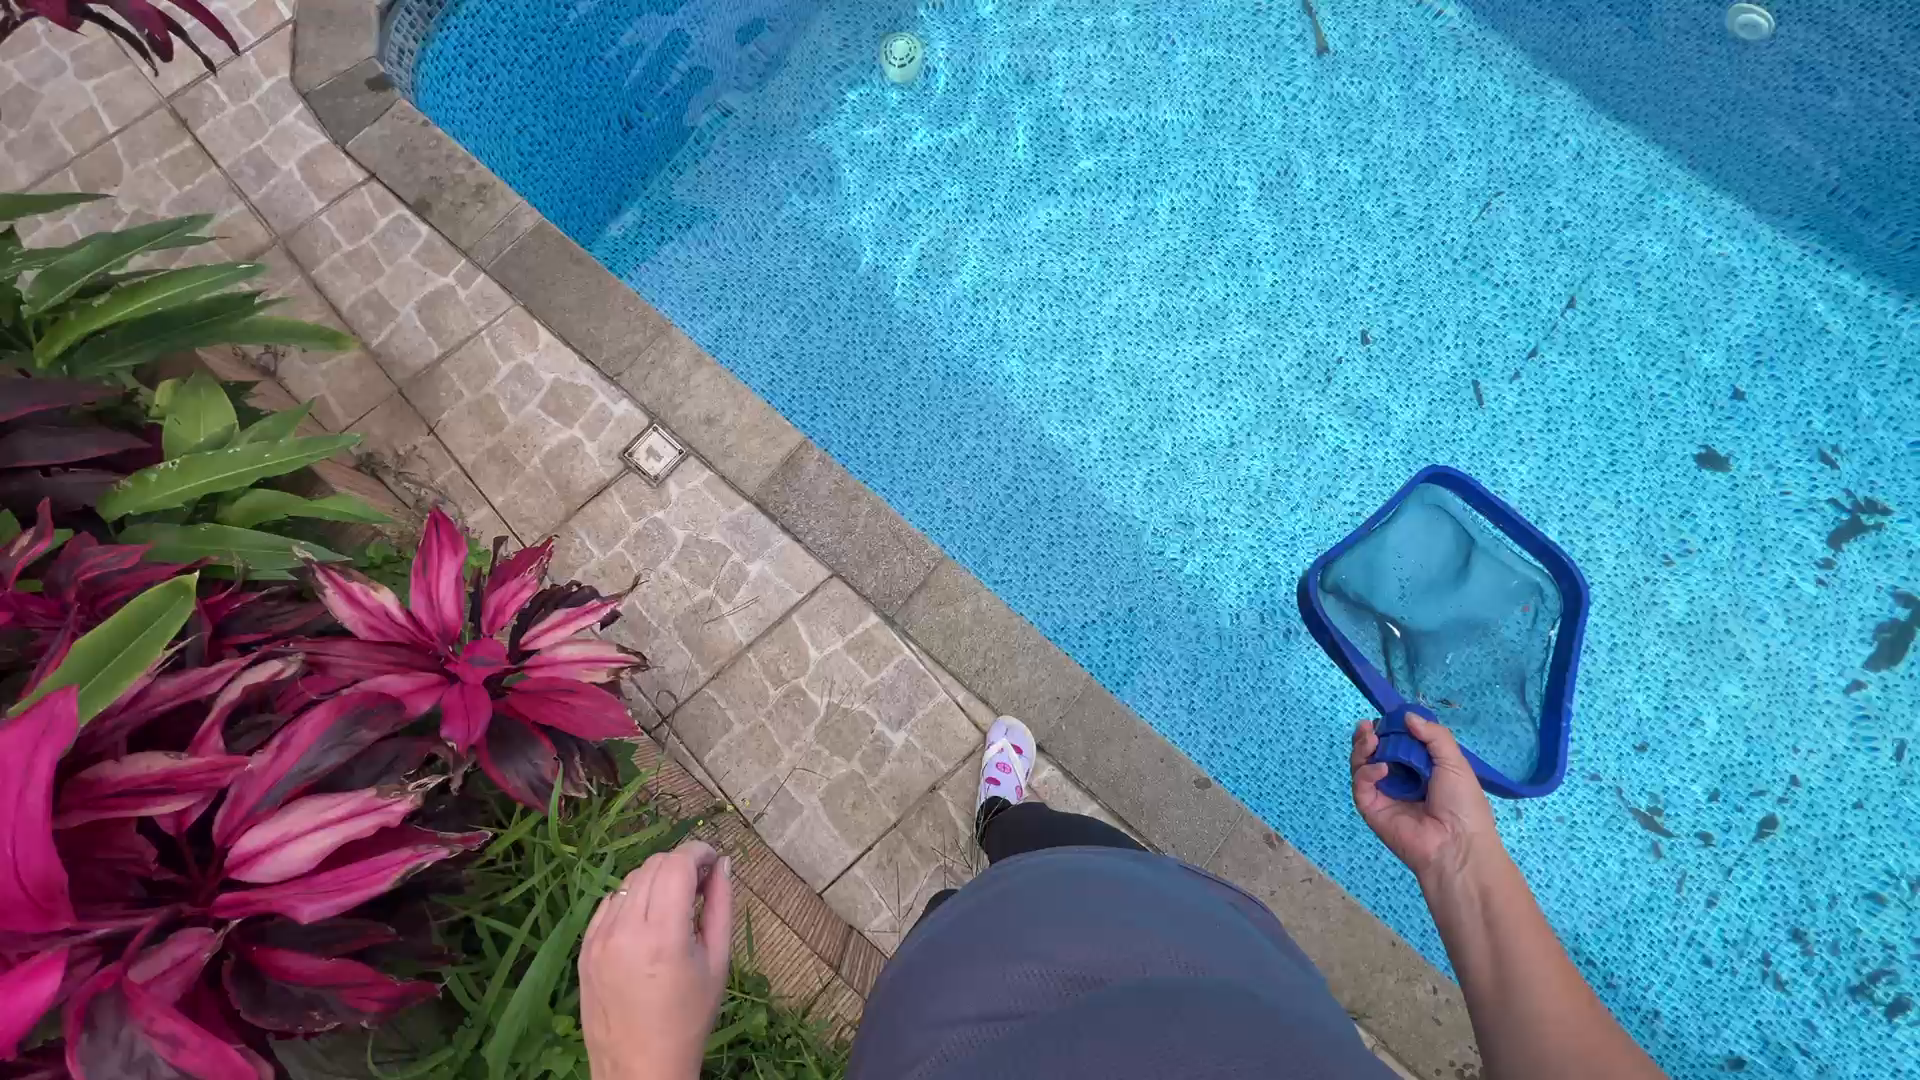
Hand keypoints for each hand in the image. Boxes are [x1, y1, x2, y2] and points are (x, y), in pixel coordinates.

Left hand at [580, 841, 732, 1079]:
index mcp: (663, 935)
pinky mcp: (585, 950)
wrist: (639, 1071)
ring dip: (657, 879)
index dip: (700, 852)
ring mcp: (599, 940)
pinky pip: (610, 903)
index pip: (678, 864)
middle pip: (654, 865)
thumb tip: (723, 862)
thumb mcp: (717, 960)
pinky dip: (633, 898)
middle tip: (700, 883)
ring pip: (631, 879)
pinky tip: (648, 920)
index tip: (714, 862)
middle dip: (681, 863)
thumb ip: (721, 904)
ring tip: (675, 903)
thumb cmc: (689, 1018)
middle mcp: (626, 930)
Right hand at [1350, 714, 1503, 887]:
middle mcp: (1398, 778)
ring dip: (1362, 748)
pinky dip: (1367, 772)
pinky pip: (1360, 783)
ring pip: (1361, 763)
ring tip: (1372, 740)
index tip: (1387, 718)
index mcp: (1419, 769)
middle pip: (1373, 750)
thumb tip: (1407, 716)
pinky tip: (1382, 769)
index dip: (1390, 729)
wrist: (1456, 845)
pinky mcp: (1369, 806)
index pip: (1396, 743)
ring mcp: (1381, 792)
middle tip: (1370, 727)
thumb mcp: (1455, 763)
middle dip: (1369, 735)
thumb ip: (1434, 736)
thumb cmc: (1463, 805)